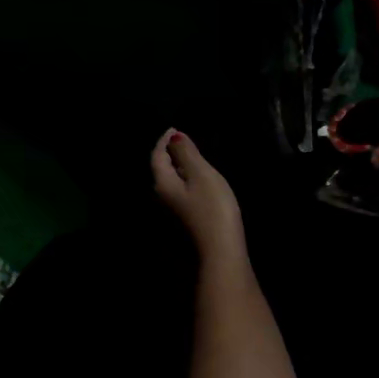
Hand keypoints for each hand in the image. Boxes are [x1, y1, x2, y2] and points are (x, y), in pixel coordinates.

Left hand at [151, 129, 246, 263]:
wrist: (221, 248)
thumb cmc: (212, 208)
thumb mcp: (201, 174)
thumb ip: (187, 153)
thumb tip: (174, 137)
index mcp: (162, 183)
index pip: (157, 156)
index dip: (164, 141)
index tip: (174, 128)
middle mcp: (162, 196)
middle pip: (161, 169)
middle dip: (169, 153)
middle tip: (183, 141)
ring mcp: (173, 210)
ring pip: (170, 181)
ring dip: (178, 167)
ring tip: (192, 157)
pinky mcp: (184, 219)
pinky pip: (180, 192)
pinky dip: (185, 180)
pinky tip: (198, 181)